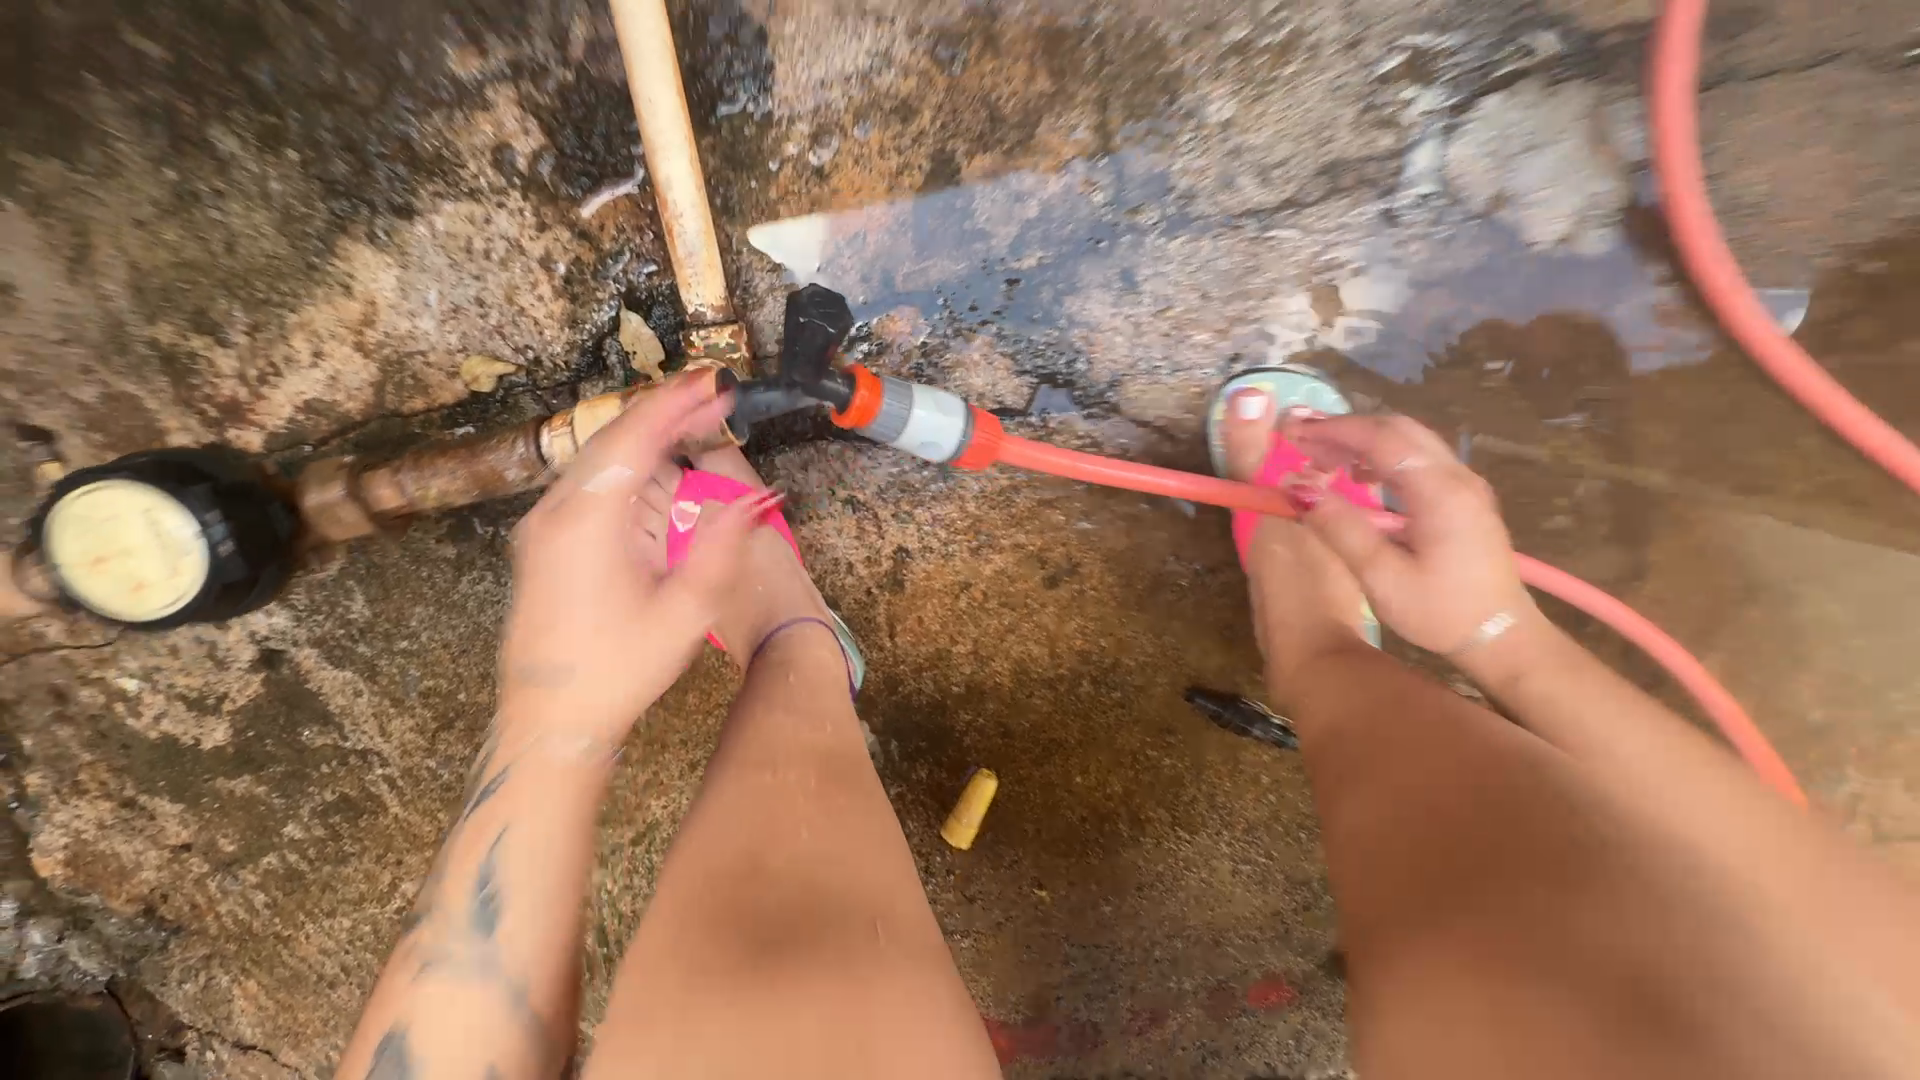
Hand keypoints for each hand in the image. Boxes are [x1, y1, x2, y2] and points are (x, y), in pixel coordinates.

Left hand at [497, 374, 767, 740]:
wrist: (550, 722)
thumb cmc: (620, 669)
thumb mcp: (686, 611)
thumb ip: (723, 547)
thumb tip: (758, 497)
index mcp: (586, 521)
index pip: (634, 437)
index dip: (678, 402)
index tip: (717, 381)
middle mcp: (555, 512)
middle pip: (613, 438)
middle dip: (667, 411)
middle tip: (718, 396)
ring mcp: (543, 526)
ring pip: (598, 457)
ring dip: (648, 435)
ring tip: (698, 421)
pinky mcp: (545, 542)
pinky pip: (589, 483)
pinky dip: (629, 463)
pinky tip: (658, 466)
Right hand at [1281, 413, 1536, 655]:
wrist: (1502, 636)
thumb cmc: (1440, 612)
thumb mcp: (1381, 576)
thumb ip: (1339, 528)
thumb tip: (1296, 488)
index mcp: (1440, 492)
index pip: (1382, 438)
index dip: (1334, 429)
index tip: (1292, 432)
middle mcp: (1457, 477)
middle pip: (1397, 429)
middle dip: (1345, 428)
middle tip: (1299, 439)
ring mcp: (1465, 485)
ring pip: (1409, 440)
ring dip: (1362, 440)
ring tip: (1319, 456)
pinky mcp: (1463, 497)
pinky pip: (1418, 458)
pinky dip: (1381, 455)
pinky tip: (1357, 476)